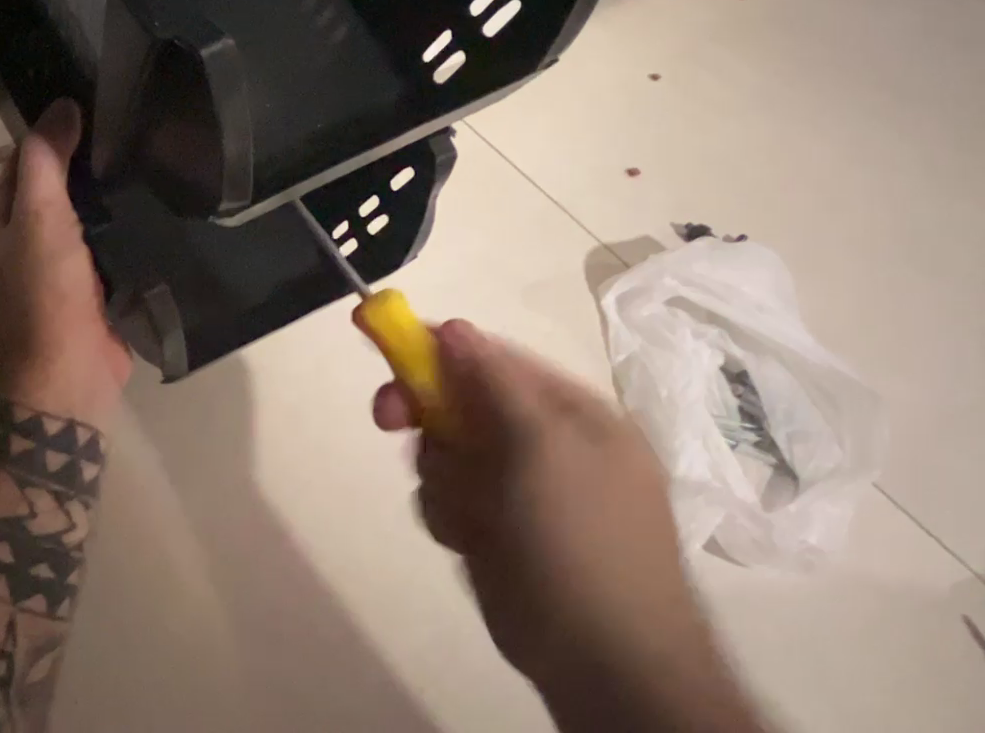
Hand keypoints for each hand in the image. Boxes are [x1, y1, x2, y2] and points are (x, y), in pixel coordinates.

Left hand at [0, 99, 130, 423]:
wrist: (70, 371)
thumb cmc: (45, 290)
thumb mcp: (39, 216)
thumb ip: (46, 163)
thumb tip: (61, 105)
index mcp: (5, 224)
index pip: (23, 165)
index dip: (49, 136)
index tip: (89, 106)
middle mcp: (30, 243)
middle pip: (57, 191)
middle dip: (86, 163)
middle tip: (132, 126)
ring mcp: (65, 269)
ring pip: (87, 219)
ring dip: (111, 195)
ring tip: (152, 154)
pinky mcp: (99, 289)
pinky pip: (113, 249)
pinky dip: (130, 229)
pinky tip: (160, 206)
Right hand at [370, 319, 764, 731]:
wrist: (602, 659)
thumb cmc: (578, 539)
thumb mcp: (543, 445)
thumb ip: (492, 380)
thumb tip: (452, 325)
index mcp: (568, 413)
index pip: (487, 357)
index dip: (432, 349)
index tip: (382, 347)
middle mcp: (541, 441)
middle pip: (455, 400)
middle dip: (424, 415)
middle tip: (388, 422)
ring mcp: (516, 485)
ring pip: (441, 451)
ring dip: (442, 476)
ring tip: (470, 513)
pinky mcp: (492, 525)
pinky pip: (443, 494)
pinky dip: (447, 512)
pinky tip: (472, 540)